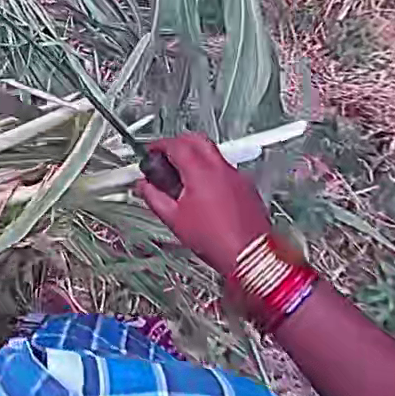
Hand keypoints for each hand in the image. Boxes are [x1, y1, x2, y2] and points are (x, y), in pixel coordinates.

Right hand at [135, 133, 276, 279]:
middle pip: (197, 140)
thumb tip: (144, 187)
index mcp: (200, 172)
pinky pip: (225, 168)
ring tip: (182, 175)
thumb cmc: (216, 240)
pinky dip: (211, 170)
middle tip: (166, 155)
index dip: (159, 145)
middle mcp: (221, 169)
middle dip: (178, 142)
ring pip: (213, 152)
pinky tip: (203, 189)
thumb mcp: (173, 219)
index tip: (152, 151)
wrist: (250, 256)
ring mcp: (237, 176)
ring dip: (196, 155)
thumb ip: (154, 197)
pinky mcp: (247, 187)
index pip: (176, 145)